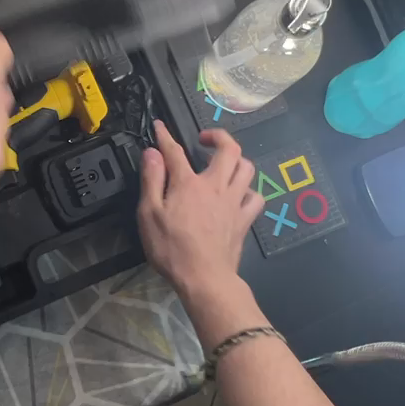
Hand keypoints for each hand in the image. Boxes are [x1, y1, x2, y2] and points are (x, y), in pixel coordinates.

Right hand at [137, 120, 264, 304]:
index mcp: (188, 184)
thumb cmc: (172, 249)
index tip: (159, 126)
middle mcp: (216, 186)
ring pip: (247, 168)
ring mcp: (234, 202)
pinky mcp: (244, 220)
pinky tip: (239, 194)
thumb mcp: (149, 214)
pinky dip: (249, 190)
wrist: (205, 279)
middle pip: (229, 149)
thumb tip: (153, 153)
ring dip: (236, 160)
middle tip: (204, 140)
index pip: (175, 151)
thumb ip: (152, 180)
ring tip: (224, 164)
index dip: (165, 136)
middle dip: (217, 136)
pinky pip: (255, 197)